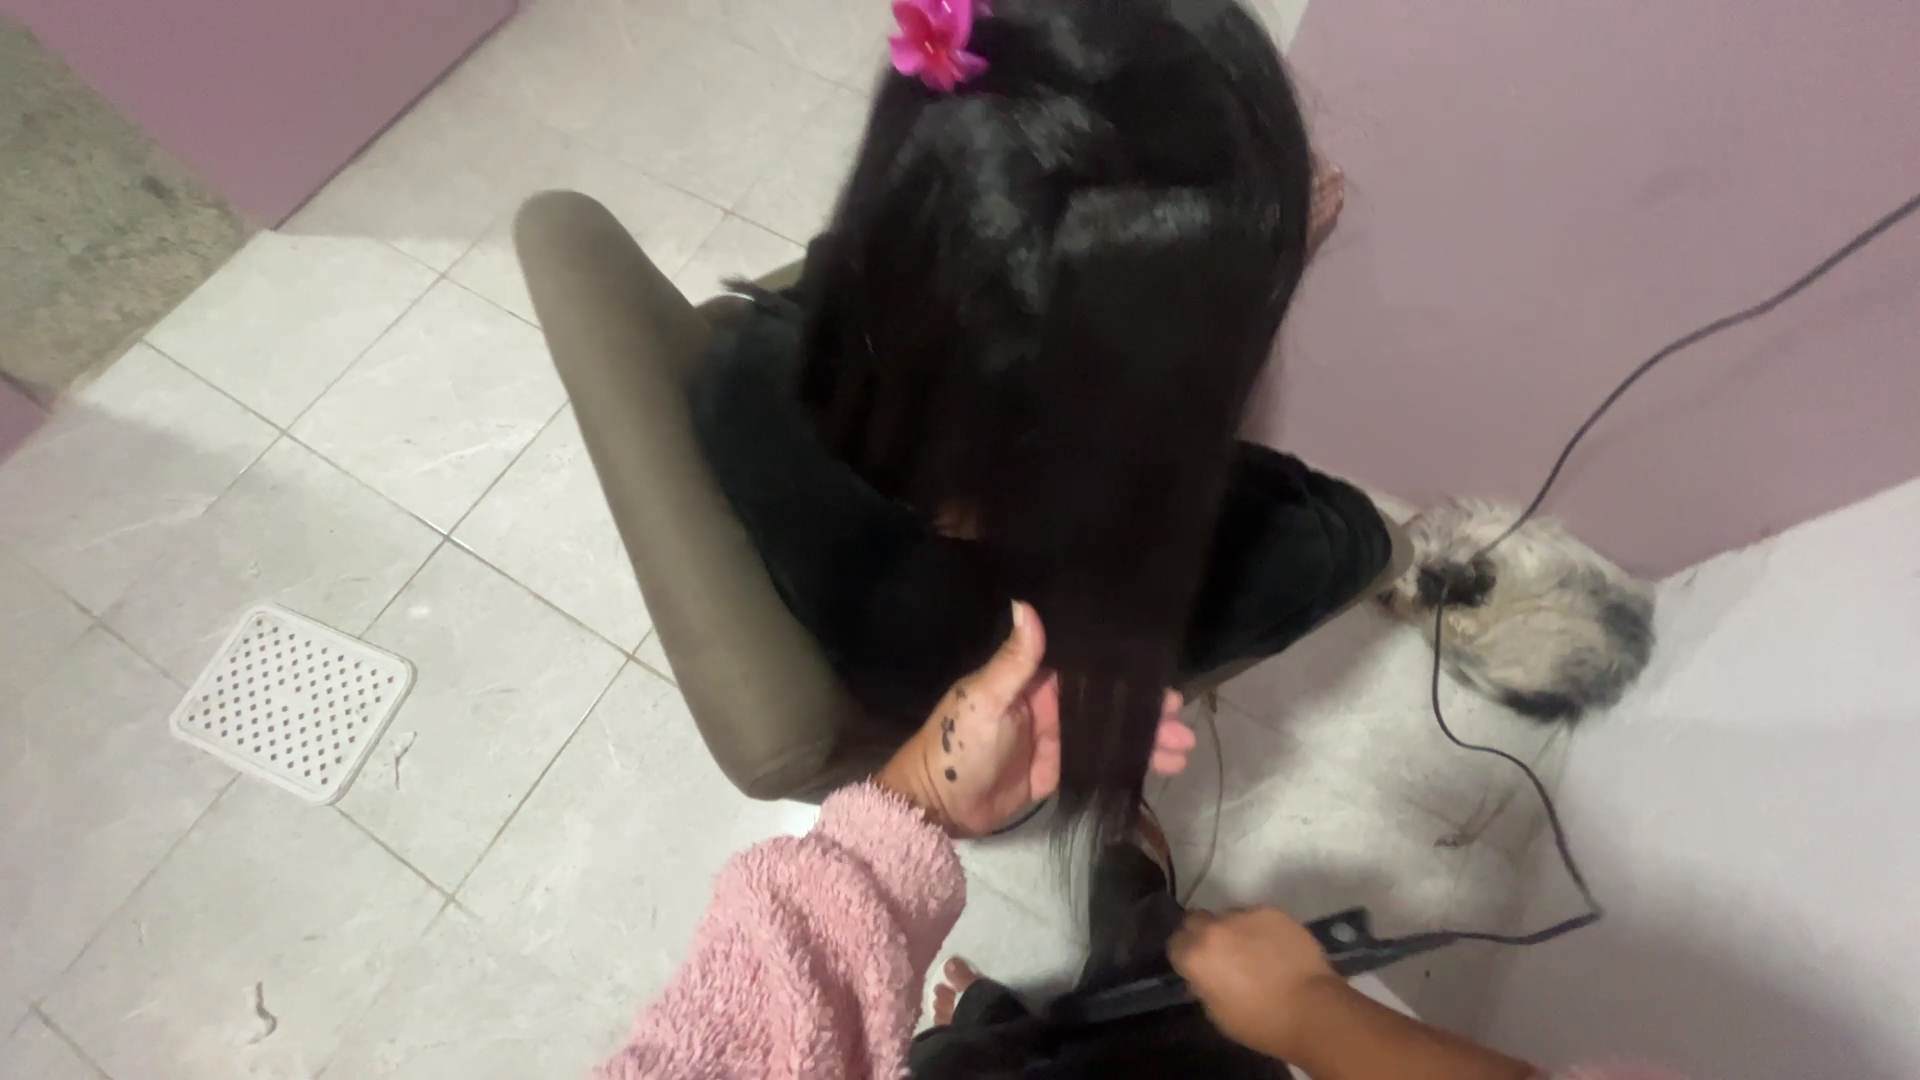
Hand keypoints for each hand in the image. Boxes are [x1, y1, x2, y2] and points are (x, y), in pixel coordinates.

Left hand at [876, 601, 1195, 836]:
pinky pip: (1099, 761)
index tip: (1156, 667)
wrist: (937, 806)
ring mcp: (1053, 738)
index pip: (1081, 664)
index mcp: (1028, 680)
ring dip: (1142, 737)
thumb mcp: (986, 700)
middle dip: (1140, 706)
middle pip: (1102, 699)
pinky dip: (1128, 762)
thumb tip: (1027, 603)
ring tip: (1183, 746)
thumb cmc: (958, 746)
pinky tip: (1162, 766)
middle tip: (1180, 712)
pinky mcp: (1056, 770)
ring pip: (1107, 731)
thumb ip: (1014, 660)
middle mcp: (1045, 703)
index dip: (1118, 666)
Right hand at [1167, 907, 1342, 1060]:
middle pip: (1195, 920)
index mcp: (1196, 955)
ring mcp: (1243, 914)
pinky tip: (1275, 948)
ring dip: (1233, 930)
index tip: (1198, 968)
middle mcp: (1213, 927)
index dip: (1185, 956)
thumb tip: (1203, 977)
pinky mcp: (1270, 910)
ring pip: (1228, 916)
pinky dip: (1259, 929)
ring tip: (1255, 951)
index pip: (1174, 943)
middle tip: (1222, 955)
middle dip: (1203, 935)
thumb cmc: (1263, 1023)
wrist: (1314, 1011)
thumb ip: (1203, 988)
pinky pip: (1256, 916)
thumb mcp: (1219, 1016)